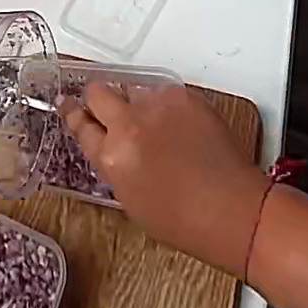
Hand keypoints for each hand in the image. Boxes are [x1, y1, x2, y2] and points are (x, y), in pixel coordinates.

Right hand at [59, 80, 269, 275]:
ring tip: (157, 127)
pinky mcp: (184, 98)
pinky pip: (163, 92)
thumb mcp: (128, 197)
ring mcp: (157, 108)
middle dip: (99, 100)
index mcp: (111, 156)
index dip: (74, 113)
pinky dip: (166, 106)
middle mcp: (129, 126)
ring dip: (136, 104)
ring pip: (131, 89)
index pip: (78, 122)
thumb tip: (100, 138)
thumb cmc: (185, 219)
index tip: (70, 106)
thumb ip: (108, 160)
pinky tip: (179, 128)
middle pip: (96, 92)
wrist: (238, 213)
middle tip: (111, 112)